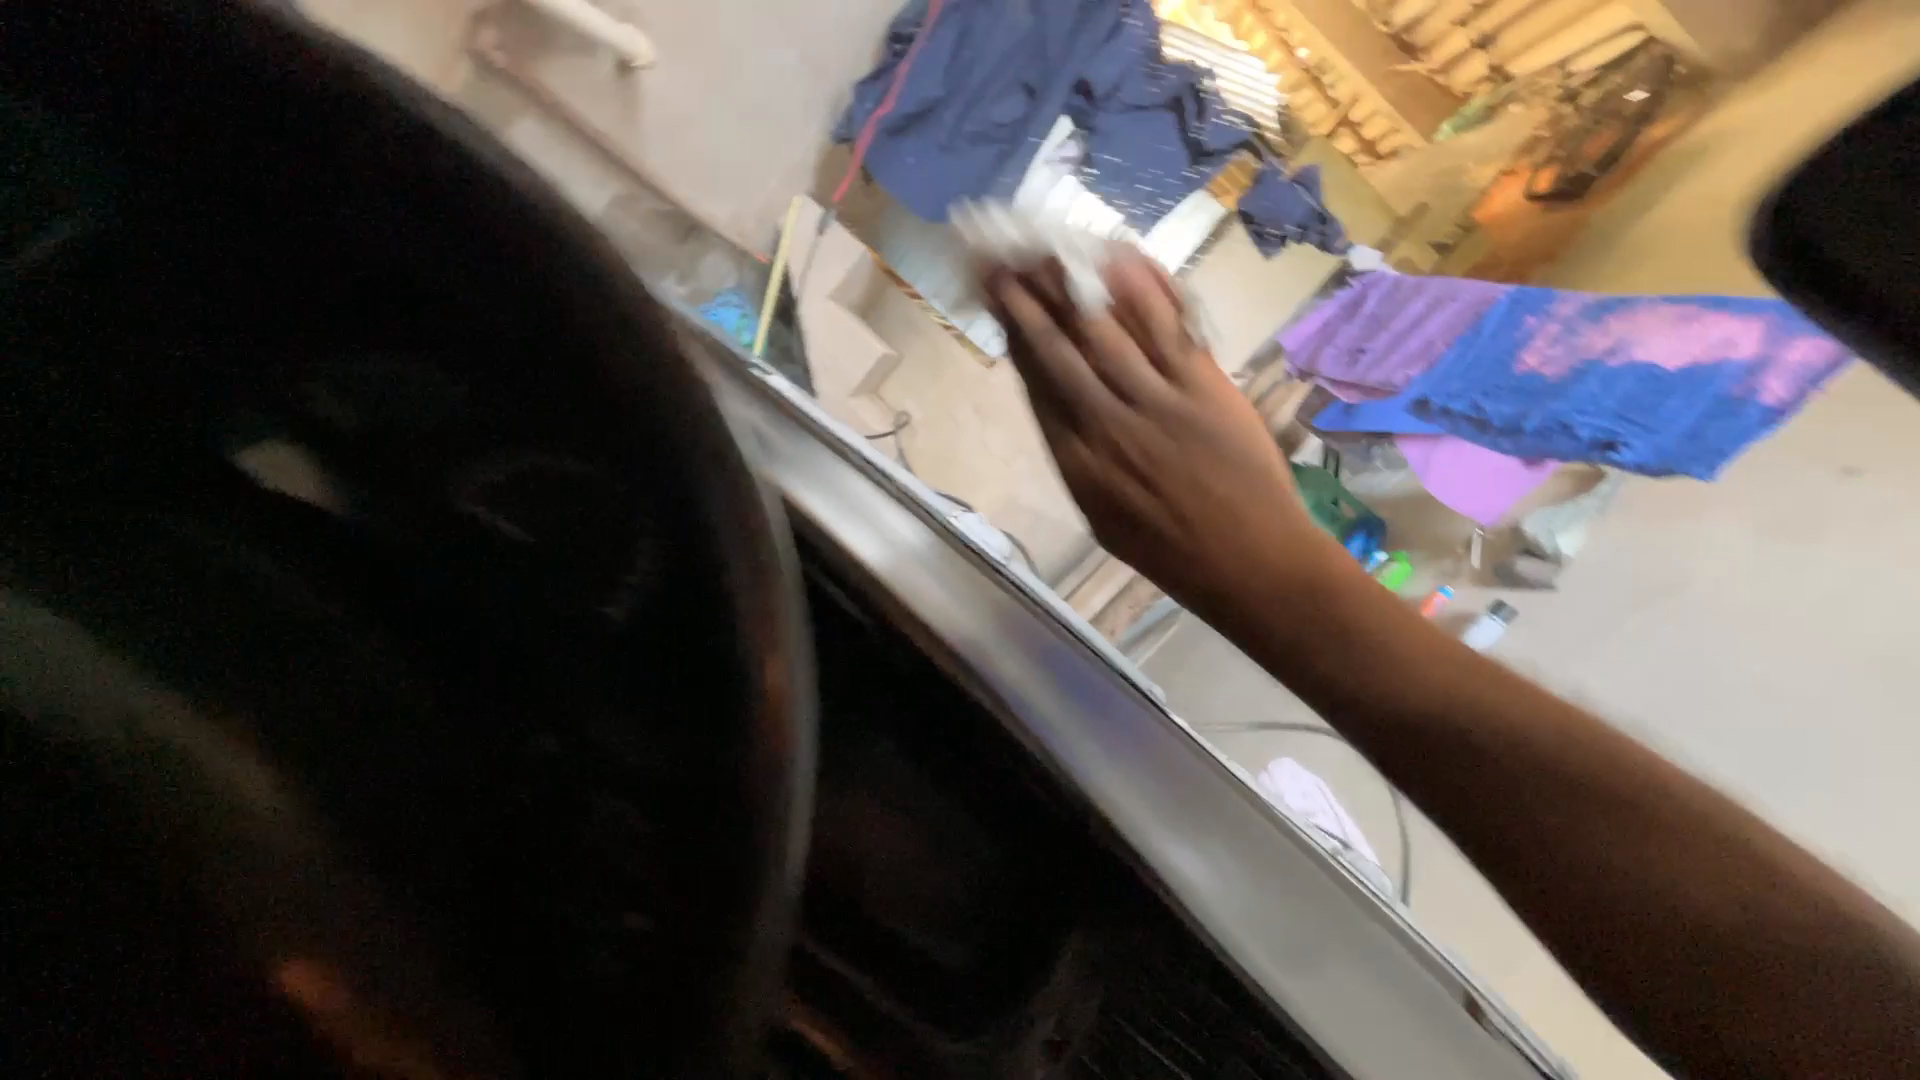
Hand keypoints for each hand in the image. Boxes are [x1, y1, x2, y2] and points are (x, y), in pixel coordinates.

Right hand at [982, 250, 1341, 613]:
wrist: (1249, 561)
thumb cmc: (1172, 551)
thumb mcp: (1102, 518)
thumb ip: (1076, 460)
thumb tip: (1057, 408)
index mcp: (1077, 464)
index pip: (1036, 384)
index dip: (1013, 336)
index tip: (998, 300)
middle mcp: (1106, 425)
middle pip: (1058, 349)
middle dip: (1027, 299)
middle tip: (1004, 258)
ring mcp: (1156, 401)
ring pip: (1104, 331)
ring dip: (1071, 286)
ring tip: (1048, 248)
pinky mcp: (1203, 386)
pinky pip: (1167, 327)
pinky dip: (1142, 290)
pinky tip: (1118, 260)